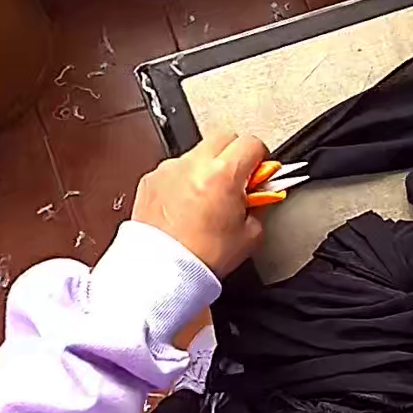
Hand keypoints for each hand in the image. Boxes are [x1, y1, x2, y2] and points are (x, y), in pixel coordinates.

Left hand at [133, 131, 268, 276]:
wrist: (161, 275)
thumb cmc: (201, 257)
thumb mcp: (250, 233)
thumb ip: (259, 205)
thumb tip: (261, 194)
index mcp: (222, 174)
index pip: (252, 143)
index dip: (262, 158)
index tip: (261, 175)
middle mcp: (192, 165)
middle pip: (224, 137)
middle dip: (236, 154)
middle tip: (240, 179)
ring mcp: (168, 170)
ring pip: (199, 152)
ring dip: (210, 166)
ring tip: (213, 196)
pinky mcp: (151, 180)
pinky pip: (176, 169)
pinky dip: (187, 179)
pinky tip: (190, 204)